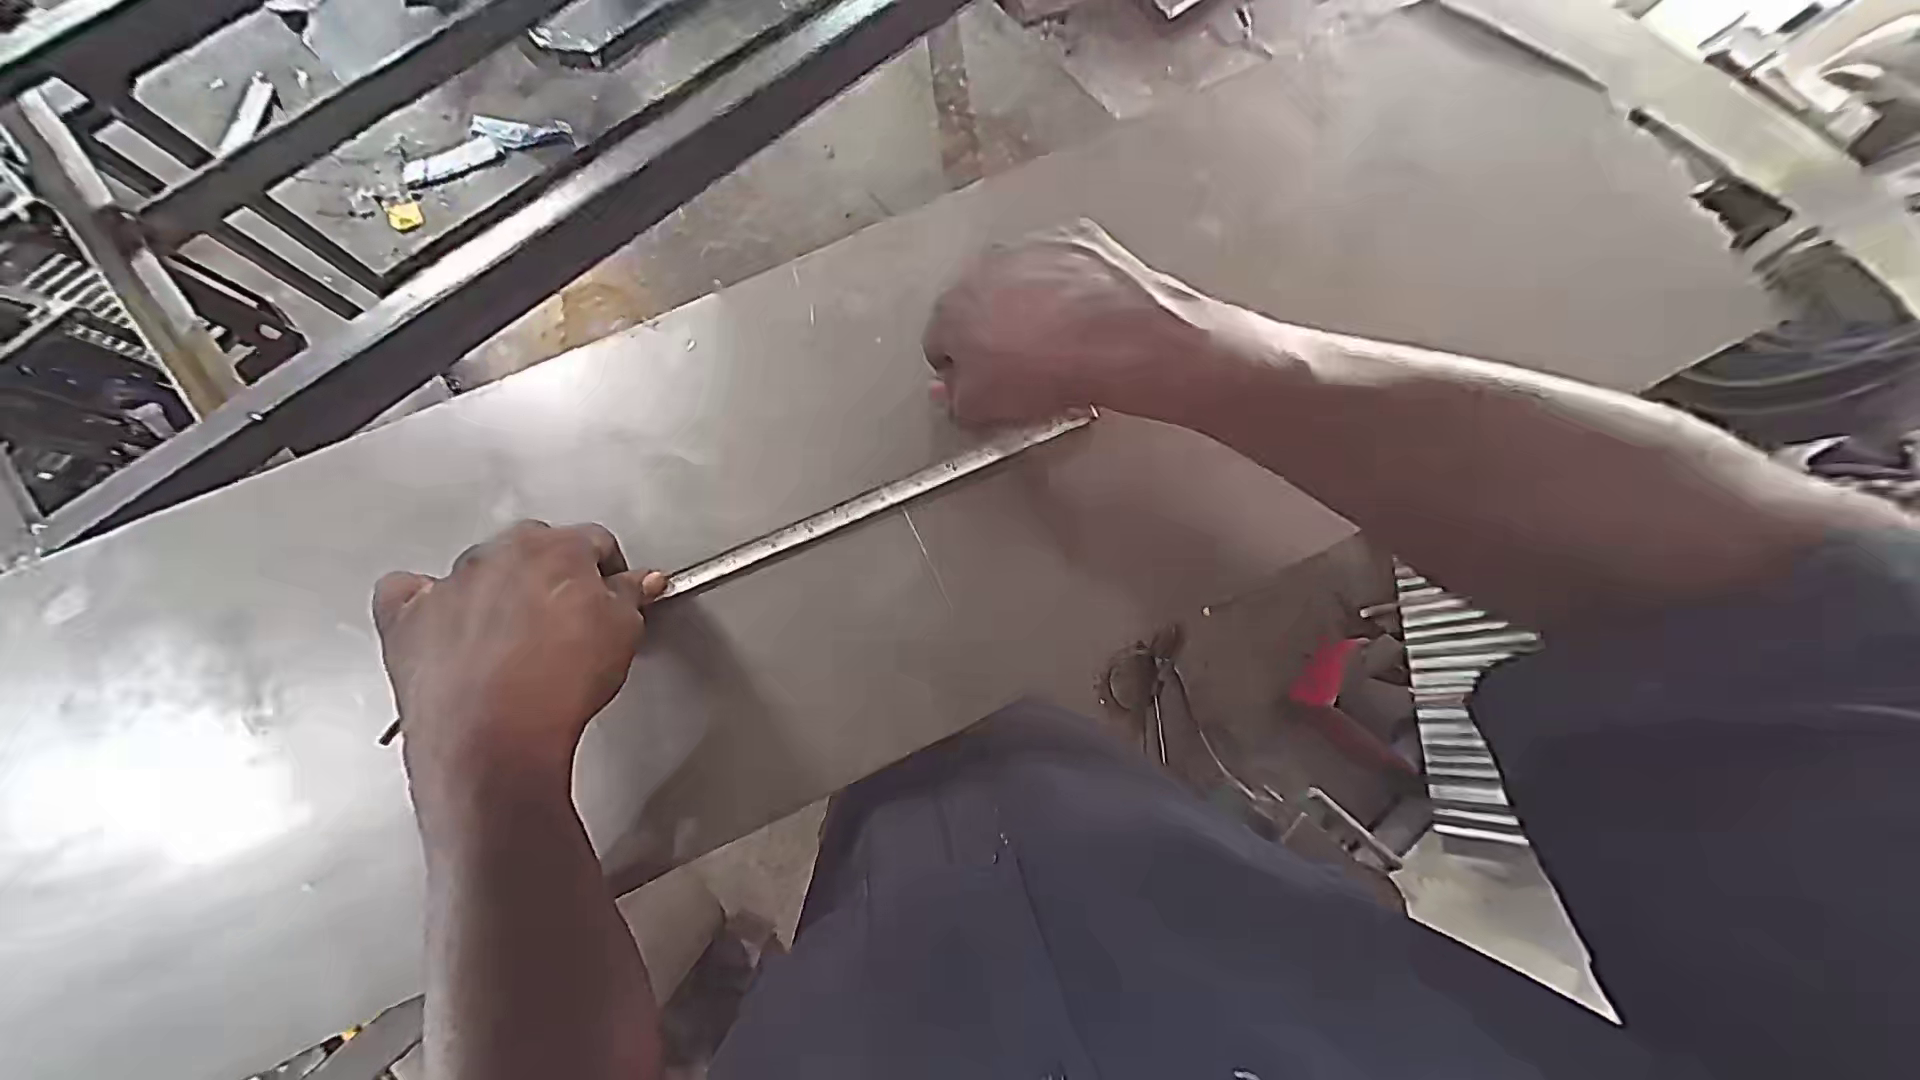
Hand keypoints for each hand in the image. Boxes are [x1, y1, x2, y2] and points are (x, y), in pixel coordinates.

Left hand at [372, 521, 666, 794]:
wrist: (495, 737)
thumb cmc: (559, 682)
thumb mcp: (624, 631)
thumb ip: (630, 594)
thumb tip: (636, 582)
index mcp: (559, 548)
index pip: (595, 540)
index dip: (610, 568)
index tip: (614, 589)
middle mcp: (500, 554)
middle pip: (537, 545)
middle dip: (557, 572)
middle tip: (574, 612)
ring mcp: (450, 584)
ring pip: (483, 567)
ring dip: (504, 587)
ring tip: (522, 632)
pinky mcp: (408, 619)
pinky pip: (412, 590)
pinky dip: (431, 598)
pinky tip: (453, 617)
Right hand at [922, 220, 1212, 422]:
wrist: (1111, 340)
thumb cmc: (1047, 367)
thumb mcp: (980, 407)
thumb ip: (954, 399)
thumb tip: (951, 394)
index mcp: (951, 308)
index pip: (937, 344)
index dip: (957, 370)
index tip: (974, 383)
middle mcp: (983, 270)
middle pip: (975, 311)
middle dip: (988, 338)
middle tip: (1012, 370)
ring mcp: (1028, 254)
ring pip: (1014, 290)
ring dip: (1024, 316)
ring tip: (1050, 352)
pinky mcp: (1072, 248)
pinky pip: (1057, 278)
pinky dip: (1061, 299)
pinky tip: (1076, 330)